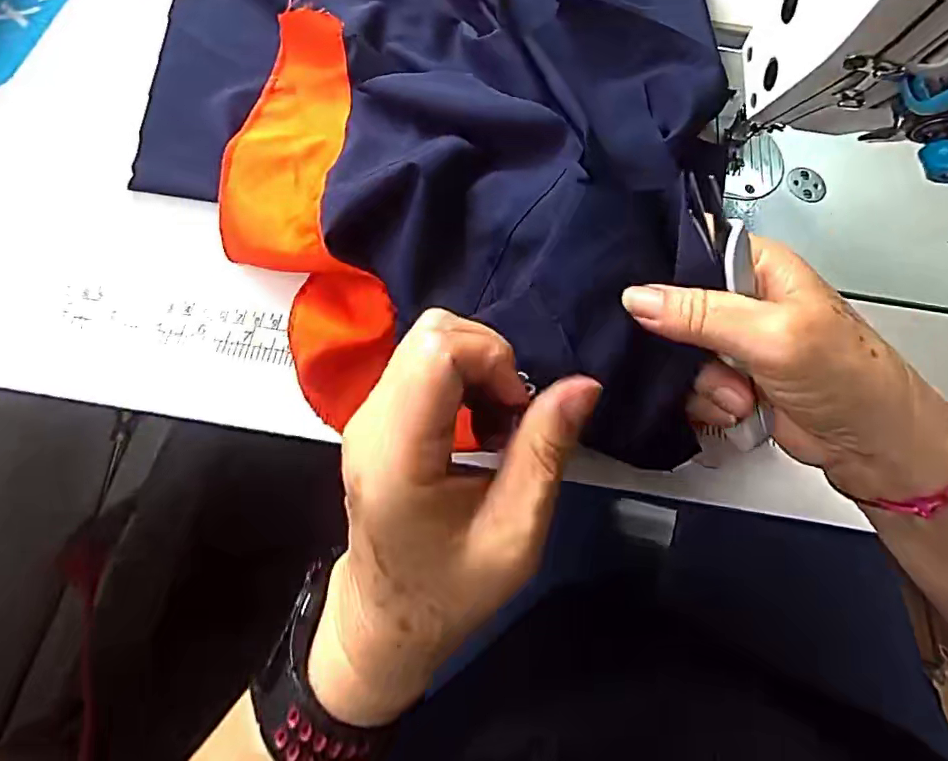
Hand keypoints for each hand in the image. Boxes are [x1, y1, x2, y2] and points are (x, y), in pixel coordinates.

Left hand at [306, 309, 600, 725]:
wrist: (385, 617)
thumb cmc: (449, 591)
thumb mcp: (514, 534)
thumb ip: (545, 453)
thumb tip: (582, 385)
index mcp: (397, 450)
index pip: (437, 349)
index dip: (493, 358)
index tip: (519, 408)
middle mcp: (370, 417)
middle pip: (431, 331)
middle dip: (488, 355)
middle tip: (512, 414)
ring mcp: (364, 411)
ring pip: (424, 339)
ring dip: (475, 364)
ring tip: (495, 423)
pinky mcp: (372, 413)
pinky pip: (418, 362)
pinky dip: (457, 374)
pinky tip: (474, 422)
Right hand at [622, 234, 947, 503]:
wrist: (880, 451)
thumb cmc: (856, 380)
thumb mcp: (775, 336)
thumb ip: (702, 313)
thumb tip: (636, 297)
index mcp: (757, 265)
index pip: (689, 247)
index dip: (661, 270)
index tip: (644, 301)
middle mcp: (741, 298)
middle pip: (671, 303)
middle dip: (682, 342)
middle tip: (709, 358)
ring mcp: (731, 339)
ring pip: (674, 349)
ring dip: (699, 379)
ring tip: (739, 393)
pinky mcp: (725, 375)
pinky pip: (684, 381)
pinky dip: (703, 400)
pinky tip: (734, 408)